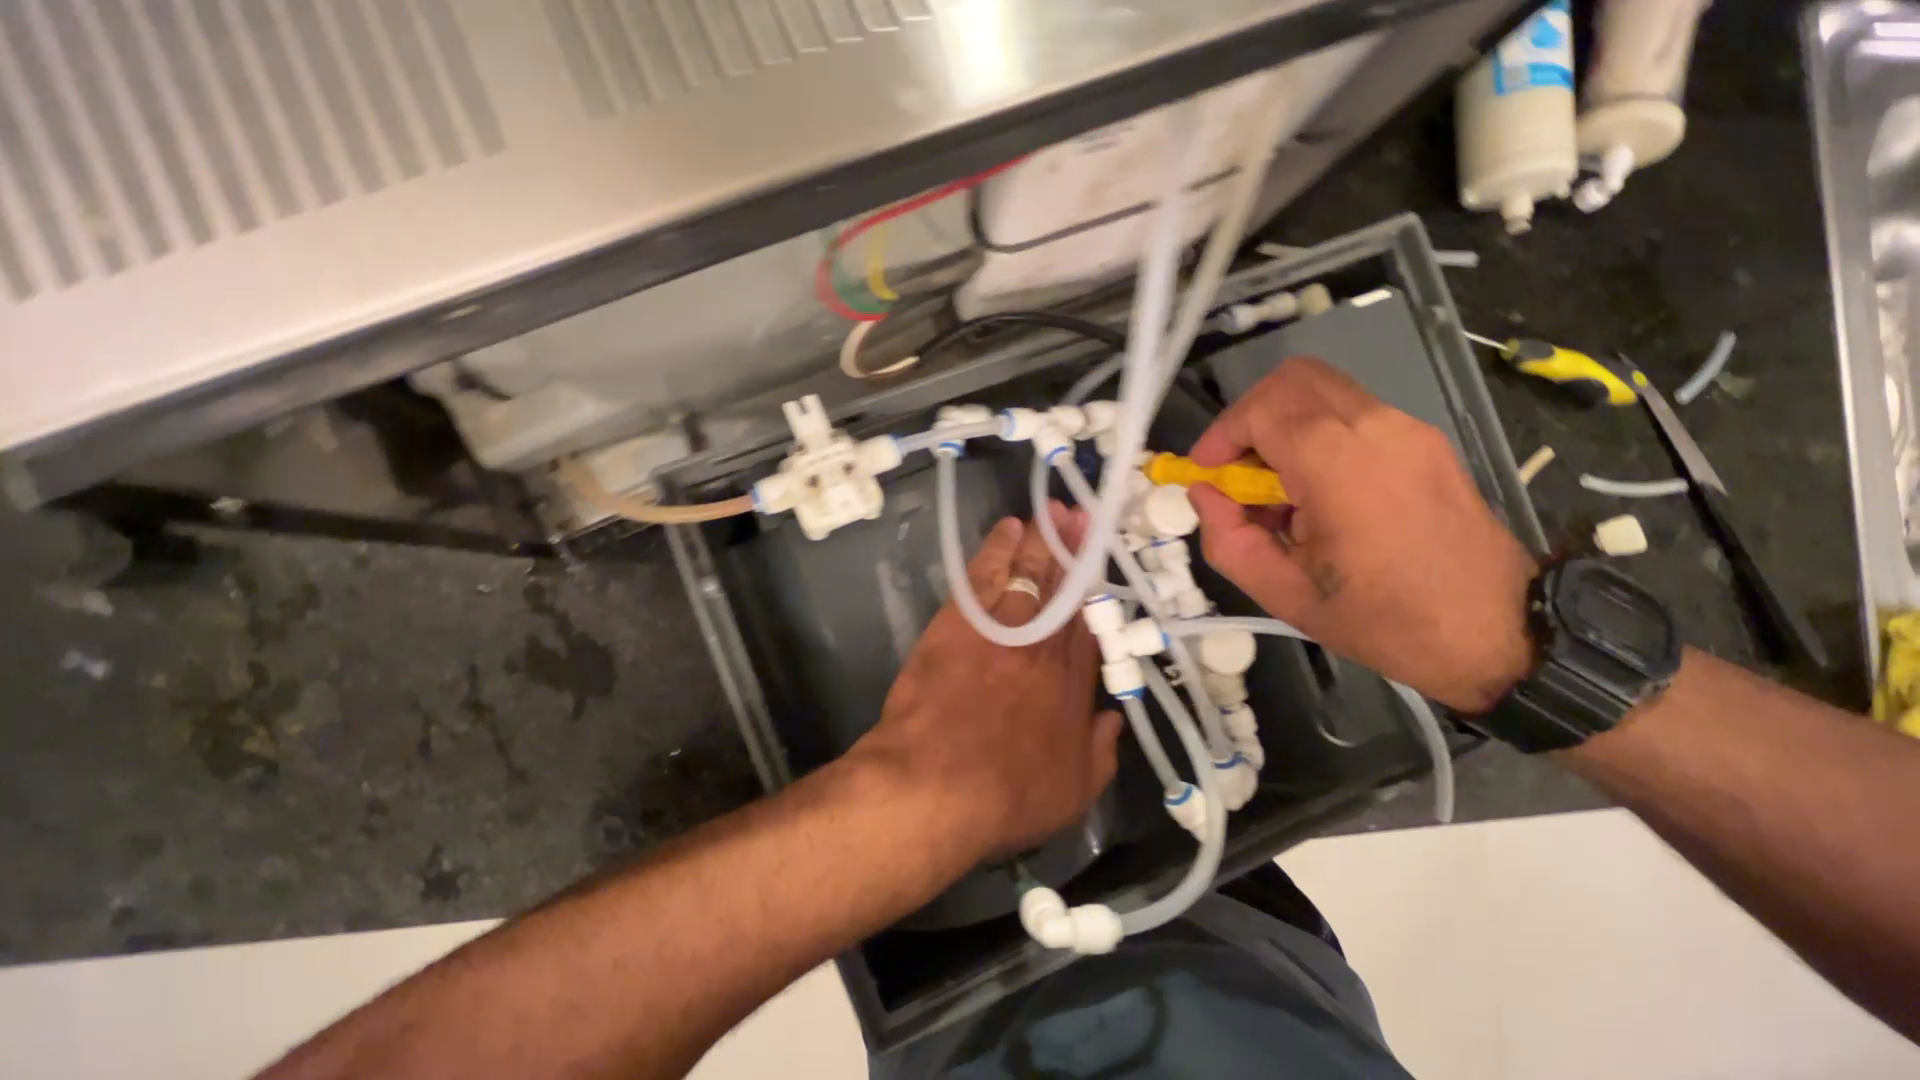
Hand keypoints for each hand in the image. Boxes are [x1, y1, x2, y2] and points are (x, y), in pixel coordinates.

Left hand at [851, 508, 1120, 861]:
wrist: (935, 786)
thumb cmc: (1006, 797)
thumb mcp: (1074, 793)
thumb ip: (1101, 754)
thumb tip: (1114, 719)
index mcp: (1072, 684)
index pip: (1086, 626)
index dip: (1093, 592)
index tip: (1098, 565)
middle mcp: (1041, 647)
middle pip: (1062, 589)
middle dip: (1074, 551)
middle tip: (1082, 516)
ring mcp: (999, 629)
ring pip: (1027, 573)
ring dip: (1043, 540)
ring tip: (1053, 512)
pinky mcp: (957, 624)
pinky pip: (982, 575)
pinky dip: (997, 548)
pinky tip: (1008, 529)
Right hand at [1188, 357, 1537, 711]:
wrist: (1498, 632)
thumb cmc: (1385, 621)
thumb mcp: (1285, 594)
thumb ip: (1228, 538)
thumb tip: (1206, 494)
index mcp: (1337, 462)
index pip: (1261, 408)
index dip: (1221, 435)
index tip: (1207, 476)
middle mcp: (1376, 426)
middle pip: (1293, 379)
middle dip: (1250, 418)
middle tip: (1238, 471)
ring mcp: (1409, 429)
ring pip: (1326, 391)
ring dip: (1286, 425)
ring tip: (1281, 489)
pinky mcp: (1427, 441)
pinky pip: (1357, 414)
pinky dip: (1322, 434)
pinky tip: (1323, 494)